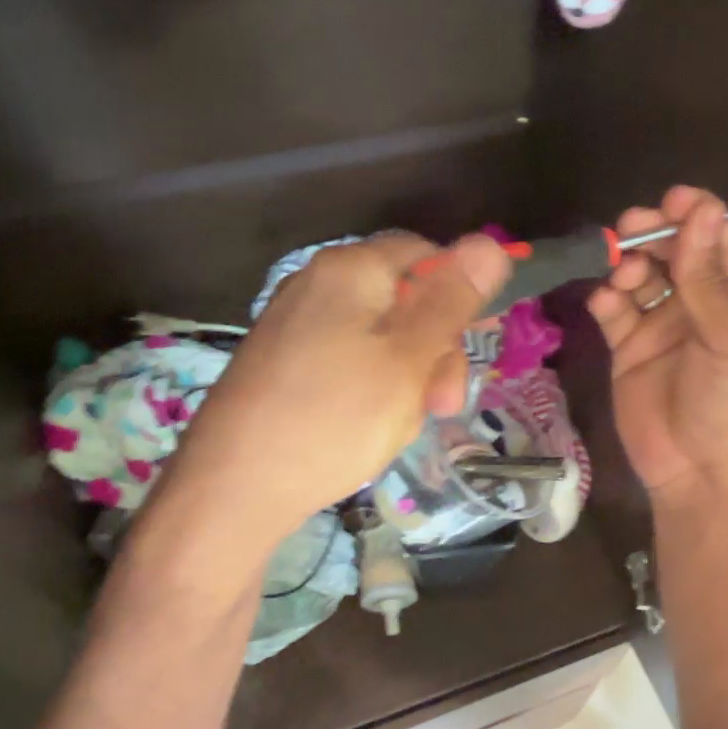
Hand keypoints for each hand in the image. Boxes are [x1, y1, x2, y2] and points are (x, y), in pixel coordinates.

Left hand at [173, 232, 509, 536]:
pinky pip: (347, 363)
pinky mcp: (284, 363)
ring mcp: (296, 324)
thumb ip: (451, 302)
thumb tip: (490, 244)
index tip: (472, 348)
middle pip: (404, 300)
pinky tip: (366, 429)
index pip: (426, 255)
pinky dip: (370, 392)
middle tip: (441, 407)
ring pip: (379, 340)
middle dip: (434, 351)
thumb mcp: (408, 360)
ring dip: (406, 379)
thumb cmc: (335, 418)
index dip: (459, 296)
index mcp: (351, 269)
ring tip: (398, 428)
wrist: (237, 484)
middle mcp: (318, 283)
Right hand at [587, 186, 727, 511]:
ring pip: (643, 276)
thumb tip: (703, 208)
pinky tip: (605, 302)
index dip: (698, 216)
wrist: (697, 474)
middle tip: (631, 227)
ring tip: (622, 274)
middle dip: (655, 234)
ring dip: (630, 265)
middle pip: (677, 251)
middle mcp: (703, 306)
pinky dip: (607, 299)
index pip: (721, 240)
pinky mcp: (629, 349)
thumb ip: (708, 278)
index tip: (673, 202)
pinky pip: (616, 312)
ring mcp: (664, 327)